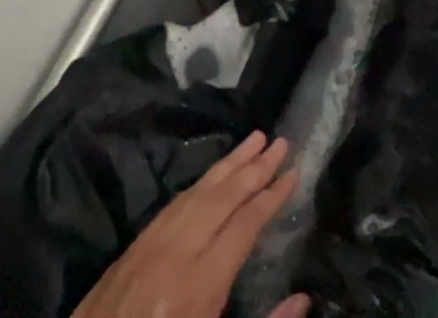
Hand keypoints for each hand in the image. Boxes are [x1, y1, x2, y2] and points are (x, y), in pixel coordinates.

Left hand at [75, 130, 308, 317]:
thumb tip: (303, 299)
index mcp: (201, 283)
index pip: (244, 224)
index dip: (271, 197)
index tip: (294, 172)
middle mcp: (177, 253)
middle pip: (222, 198)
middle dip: (254, 167)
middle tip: (280, 142)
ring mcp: (152, 246)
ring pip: (196, 192)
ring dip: (228, 164)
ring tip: (254, 139)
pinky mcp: (134, 247)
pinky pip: (173, 204)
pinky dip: (199, 183)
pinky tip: (213, 175)